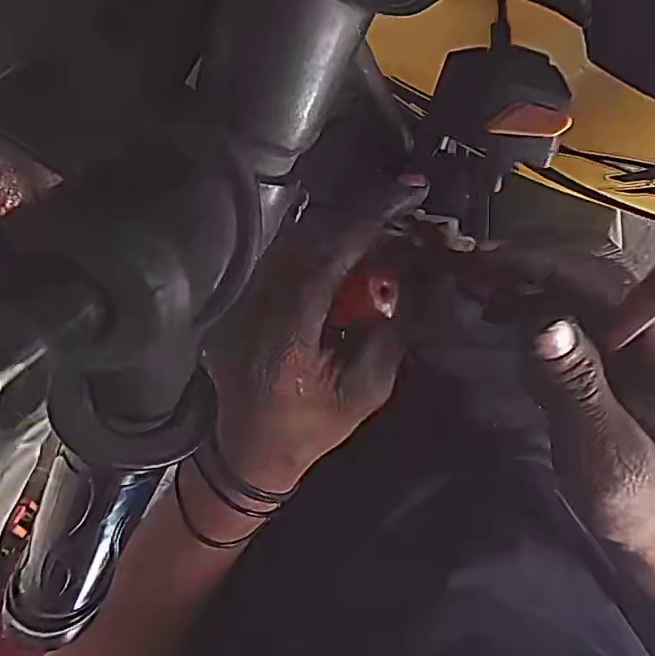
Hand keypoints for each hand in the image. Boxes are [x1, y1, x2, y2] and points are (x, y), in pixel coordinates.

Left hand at [204, 174, 428, 489]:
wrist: (249, 452)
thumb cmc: (310, 429)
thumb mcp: (365, 392)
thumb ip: (392, 335)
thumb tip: (418, 283)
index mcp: (286, 340)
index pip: (325, 262)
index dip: (364, 226)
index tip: (399, 203)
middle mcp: (254, 312)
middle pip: (305, 241)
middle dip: (355, 218)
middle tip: (397, 208)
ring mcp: (238, 306)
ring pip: (289, 243)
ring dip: (335, 229)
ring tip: (377, 227)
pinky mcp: (236, 304)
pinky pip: (278, 259)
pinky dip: (314, 246)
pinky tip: (342, 250)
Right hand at [467, 248, 654, 558]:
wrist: (645, 528)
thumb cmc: (632, 503)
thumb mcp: (604, 457)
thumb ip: (577, 390)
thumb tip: (547, 326)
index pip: (621, 289)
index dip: (556, 268)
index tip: (498, 263)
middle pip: (601, 277)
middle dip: (535, 268)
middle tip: (476, 267)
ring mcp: (644, 339)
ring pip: (583, 287)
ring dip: (528, 281)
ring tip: (478, 282)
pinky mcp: (618, 347)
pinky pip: (574, 309)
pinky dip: (532, 302)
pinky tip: (500, 306)